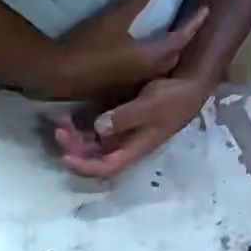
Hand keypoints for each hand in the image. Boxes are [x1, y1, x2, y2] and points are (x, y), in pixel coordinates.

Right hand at [40, 0, 208, 100]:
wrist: (58, 74)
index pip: (180, 39)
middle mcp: (145, 74)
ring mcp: (130, 85)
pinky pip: (140, 78)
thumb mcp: (114, 17)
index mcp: (149, 56)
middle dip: (180, 45)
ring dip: (164, 59)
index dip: (194, 24)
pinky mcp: (116, 90)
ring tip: (166, 44)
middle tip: (186, 29)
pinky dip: (146, 67)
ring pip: (156, 72)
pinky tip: (141, 60)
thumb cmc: (88, 45)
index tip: (206, 10)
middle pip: (171, 60)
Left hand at [54, 75, 213, 177]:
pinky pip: (95, 131)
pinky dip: (81, 127)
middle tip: (59, 132)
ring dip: (75, 138)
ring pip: (92, 145)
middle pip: (94, 158)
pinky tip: (69, 117)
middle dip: (75, 149)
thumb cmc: (175, 97)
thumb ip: (125, 117)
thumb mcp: (151, 106)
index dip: (84, 166)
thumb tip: (99, 127)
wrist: (191, 82)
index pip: (105, 168)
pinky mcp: (120, 120)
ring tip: (60, 123)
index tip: (65, 157)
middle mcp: (125, 146)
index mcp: (134, 150)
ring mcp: (122, 134)